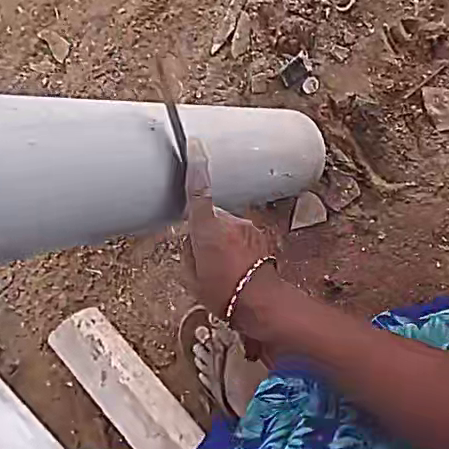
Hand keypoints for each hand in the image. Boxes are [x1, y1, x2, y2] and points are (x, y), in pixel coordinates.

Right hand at [181, 137, 275, 319]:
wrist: (260, 303)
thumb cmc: (223, 294)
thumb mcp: (191, 277)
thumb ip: (189, 251)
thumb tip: (192, 239)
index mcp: (207, 229)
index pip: (198, 191)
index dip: (196, 167)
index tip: (196, 145)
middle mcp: (229, 222)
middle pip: (210, 217)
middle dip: (206, 231)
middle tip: (205, 259)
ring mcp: (247, 227)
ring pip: (227, 226)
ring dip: (223, 240)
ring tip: (224, 268)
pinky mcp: (260, 235)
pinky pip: (241, 235)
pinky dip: (237, 246)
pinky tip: (237, 267)